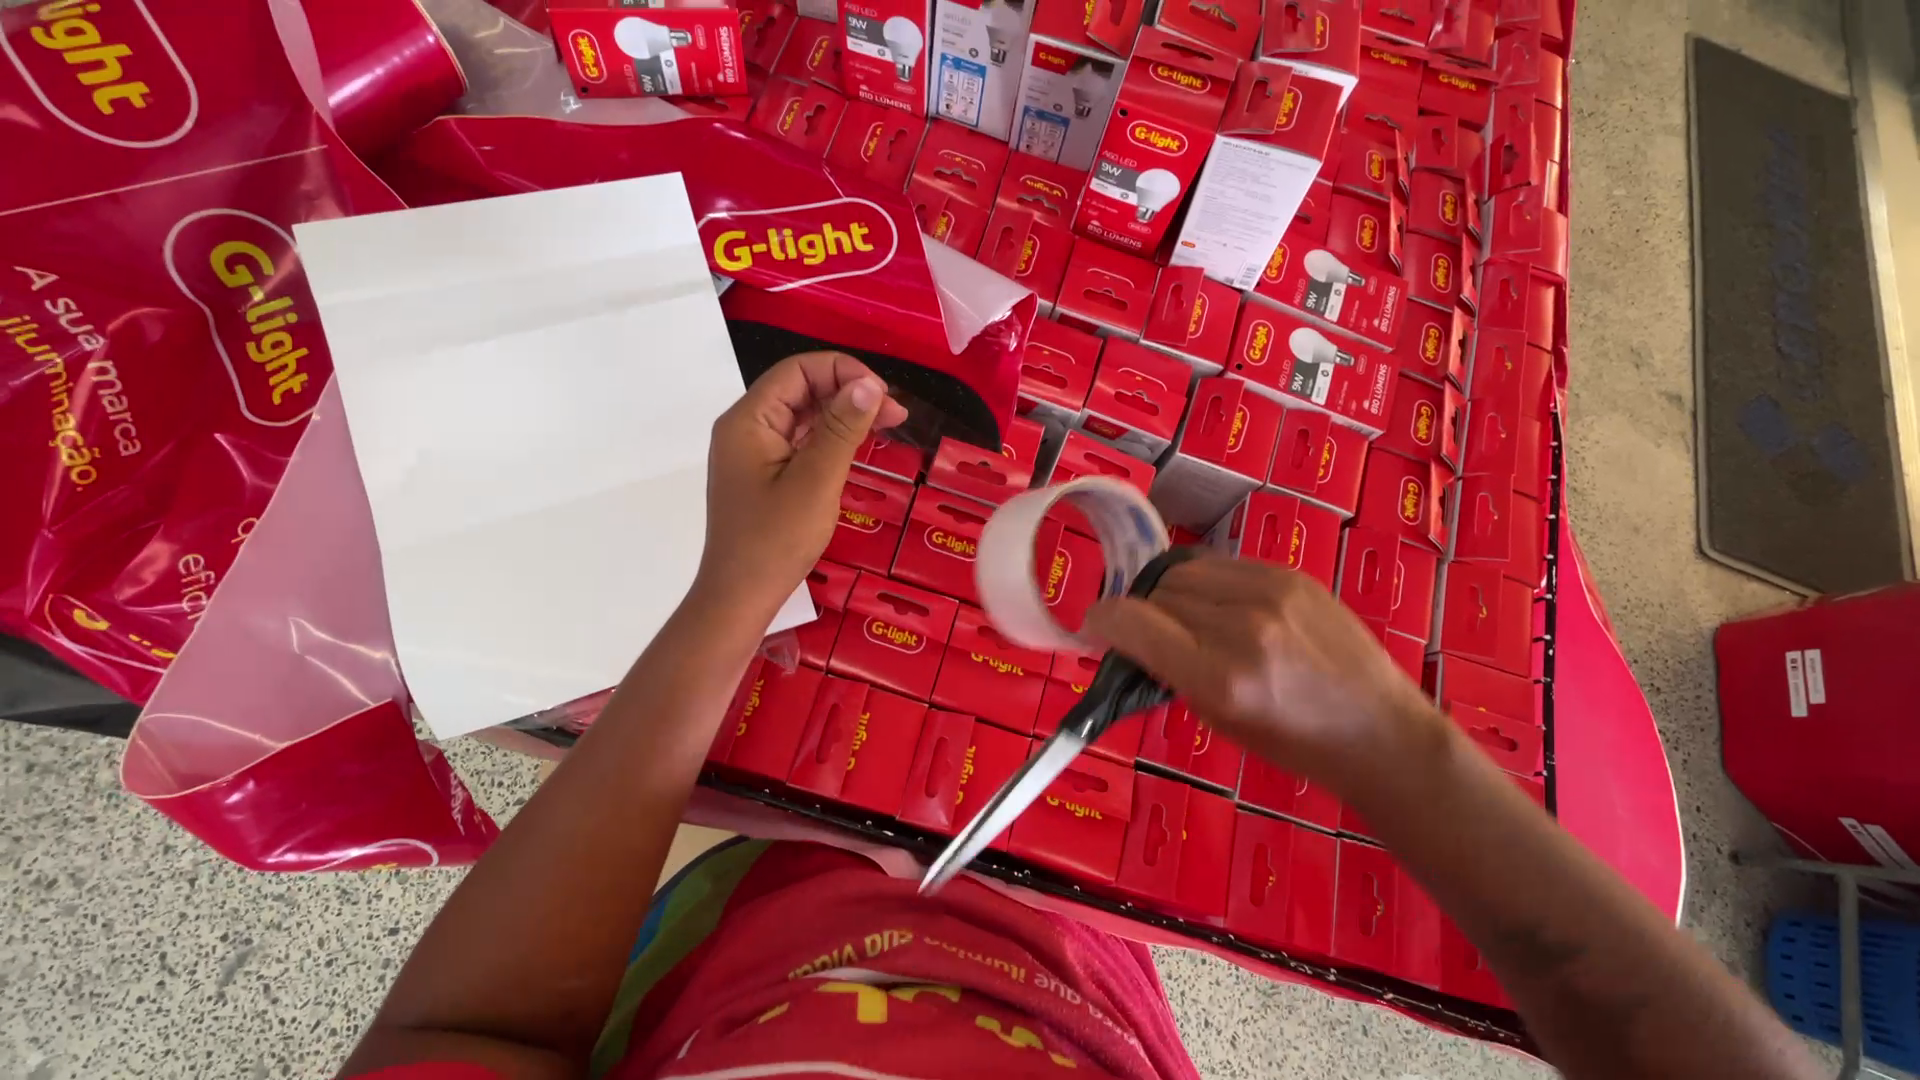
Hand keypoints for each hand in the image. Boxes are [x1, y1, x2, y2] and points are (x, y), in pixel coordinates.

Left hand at [700, 352, 907, 609]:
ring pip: (802, 415)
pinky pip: (799, 442)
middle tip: (895, 414)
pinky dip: (830, 439)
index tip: (884, 396)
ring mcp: (752, 452)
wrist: (740, 596)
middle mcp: (745, 428)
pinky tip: (857, 447)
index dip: (843, 372)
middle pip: (800, 389)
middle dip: (848, 393)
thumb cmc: (775, 540)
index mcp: (748, 420)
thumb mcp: (816, 481)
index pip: (798, 371)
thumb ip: (842, 429)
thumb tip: (869, 385)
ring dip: (843, 416)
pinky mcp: (763, 474)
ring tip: (886, 426)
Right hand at [1083, 556, 1443, 795]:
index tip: (1095, 628)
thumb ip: (1169, 671)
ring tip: (1190, 621)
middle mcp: (1242, 627)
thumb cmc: (1293, 743)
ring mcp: (1270, 593)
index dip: (1101, 621)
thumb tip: (1131, 636)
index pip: (1132, 622)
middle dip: (1143, 613)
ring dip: (1173, 595)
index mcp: (1220, 678)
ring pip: (1184, 572)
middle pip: (1156, 593)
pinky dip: (1208, 583)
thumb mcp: (1216, 719)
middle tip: (1152, 636)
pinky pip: (1222, 563)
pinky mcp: (1290, 573)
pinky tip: (1222, 606)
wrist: (1378, 728)